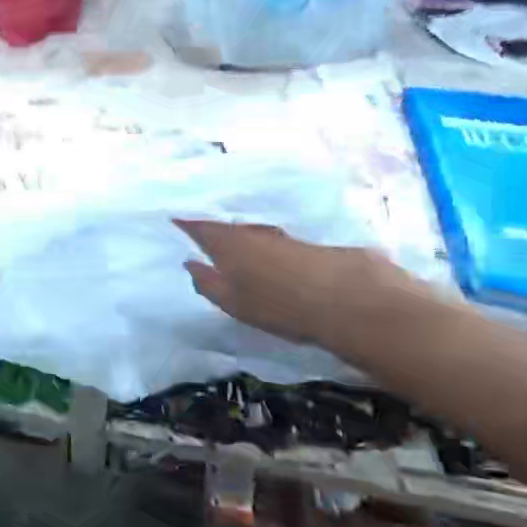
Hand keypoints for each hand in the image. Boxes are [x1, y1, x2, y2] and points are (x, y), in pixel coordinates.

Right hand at [176, 219, 441, 363]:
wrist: (351, 302)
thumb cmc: (279, 306)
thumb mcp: (233, 302)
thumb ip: (207, 282)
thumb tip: (190, 264)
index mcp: (230, 243)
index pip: (201, 227)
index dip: (187, 224)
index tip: (175, 220)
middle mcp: (256, 232)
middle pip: (230, 228)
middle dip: (218, 231)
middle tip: (206, 239)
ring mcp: (287, 237)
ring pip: (258, 234)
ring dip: (247, 240)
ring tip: (240, 252)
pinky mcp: (314, 247)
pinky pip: (282, 243)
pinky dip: (273, 249)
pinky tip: (278, 264)